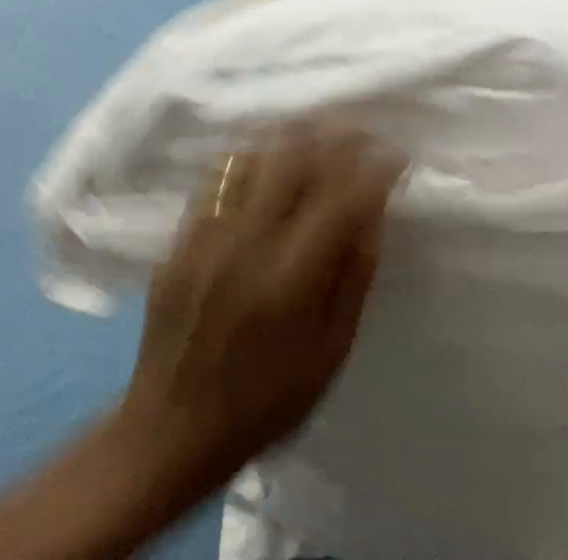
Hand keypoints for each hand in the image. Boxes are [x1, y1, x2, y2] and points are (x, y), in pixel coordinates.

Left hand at [115, 122, 406, 493]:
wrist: (169, 432)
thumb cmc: (267, 402)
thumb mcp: (331, 351)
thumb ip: (354, 277)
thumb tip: (375, 215)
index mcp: (290, 279)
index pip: (342, 196)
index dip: (376, 167)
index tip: (398, 155)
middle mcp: (245, 245)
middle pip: (295, 160)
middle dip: (337, 137)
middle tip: (363, 136)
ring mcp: (205, 238)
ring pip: (253, 157)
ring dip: (294, 137)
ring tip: (321, 134)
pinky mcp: (179, 242)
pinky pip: (218, 178)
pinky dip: (253, 158)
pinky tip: (271, 158)